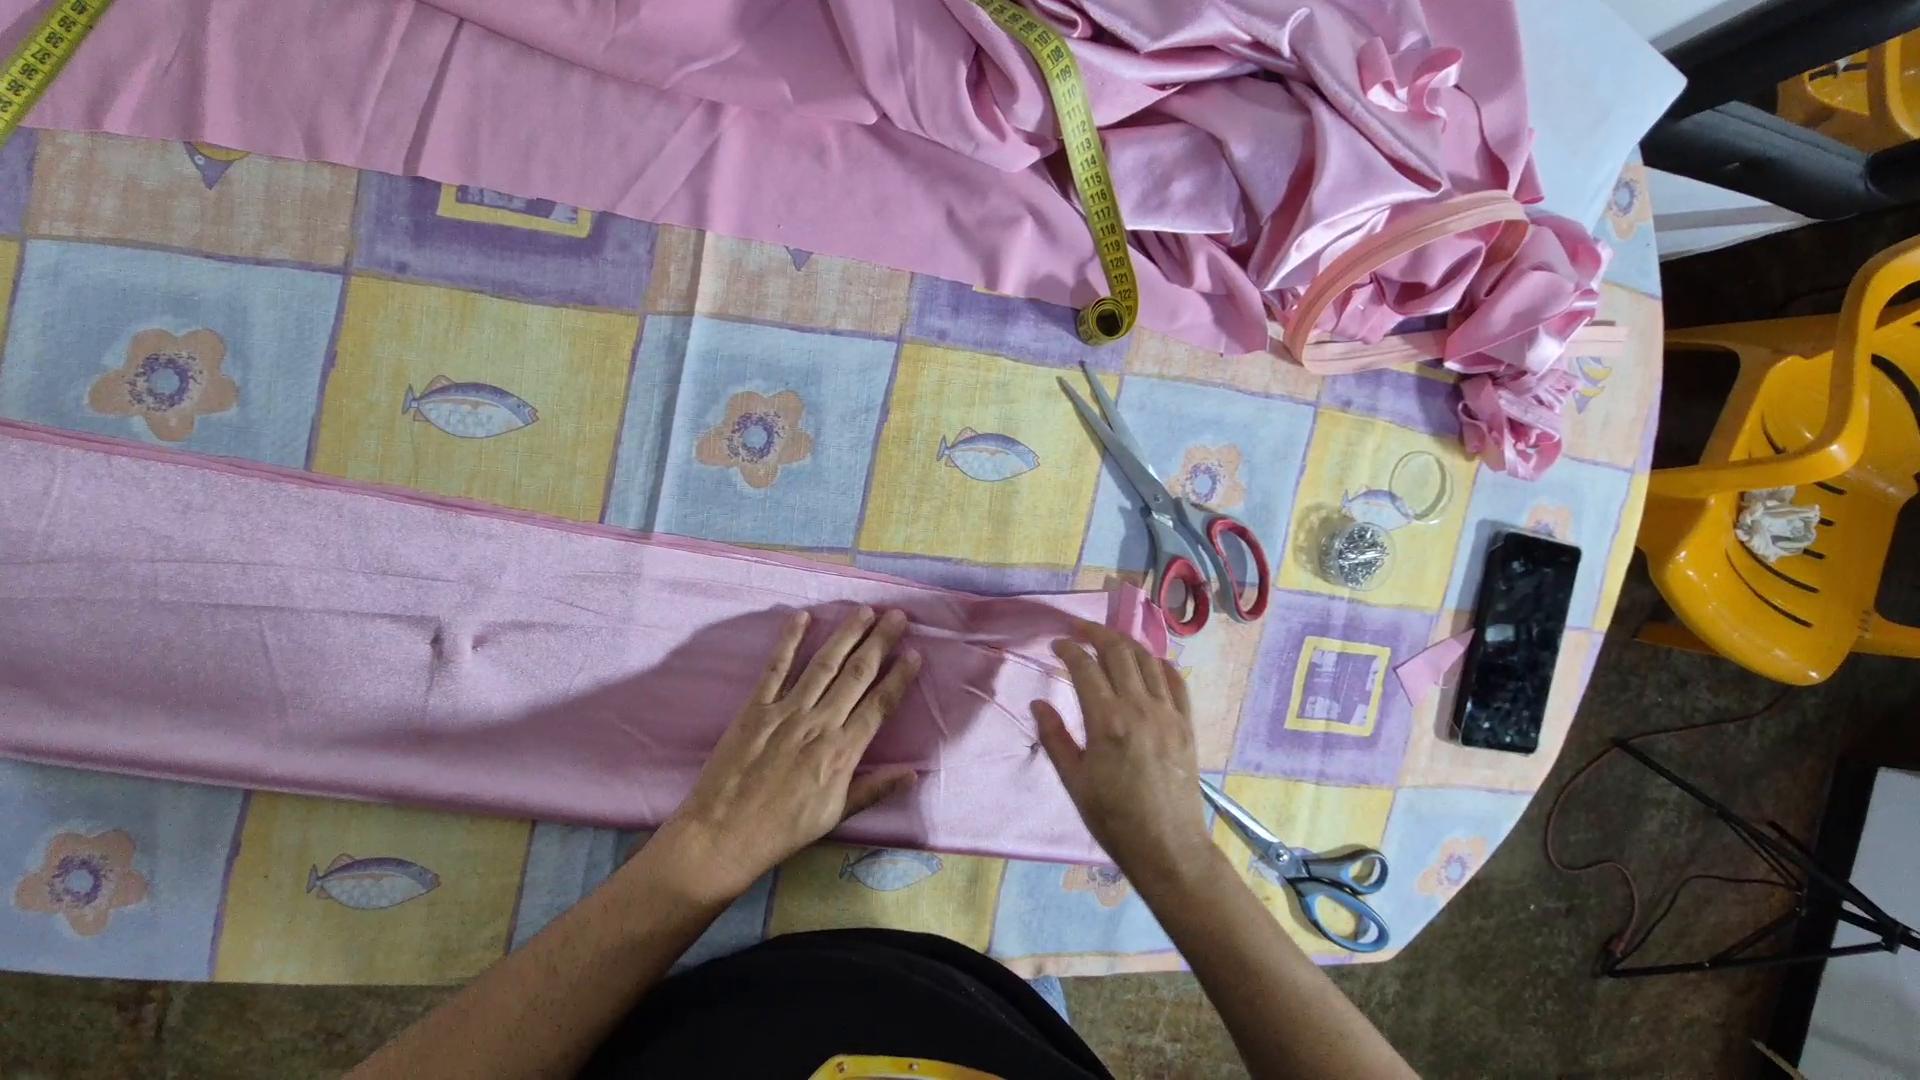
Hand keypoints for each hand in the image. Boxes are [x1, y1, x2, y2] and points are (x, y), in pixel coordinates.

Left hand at [650, 606, 921, 903]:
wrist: (724, 835)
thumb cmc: (782, 831)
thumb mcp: (835, 816)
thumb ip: (873, 790)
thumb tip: (913, 773)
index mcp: (842, 752)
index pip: (879, 705)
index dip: (899, 677)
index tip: (914, 653)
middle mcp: (819, 724)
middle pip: (857, 675)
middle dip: (880, 643)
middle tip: (897, 616)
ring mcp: (786, 712)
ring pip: (824, 664)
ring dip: (846, 634)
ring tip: (864, 611)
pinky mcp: (755, 708)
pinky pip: (776, 668)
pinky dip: (789, 640)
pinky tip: (802, 617)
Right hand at [1033, 621, 1217, 886]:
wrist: (1167, 847)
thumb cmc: (1113, 819)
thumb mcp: (1073, 781)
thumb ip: (1054, 737)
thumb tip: (1038, 703)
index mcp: (1106, 721)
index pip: (1085, 667)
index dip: (1068, 649)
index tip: (1056, 644)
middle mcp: (1140, 708)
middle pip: (1119, 652)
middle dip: (1096, 633)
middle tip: (1079, 629)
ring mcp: (1168, 714)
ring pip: (1148, 660)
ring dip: (1126, 643)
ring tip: (1109, 640)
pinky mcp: (1186, 725)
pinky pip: (1176, 681)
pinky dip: (1159, 664)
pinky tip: (1148, 662)